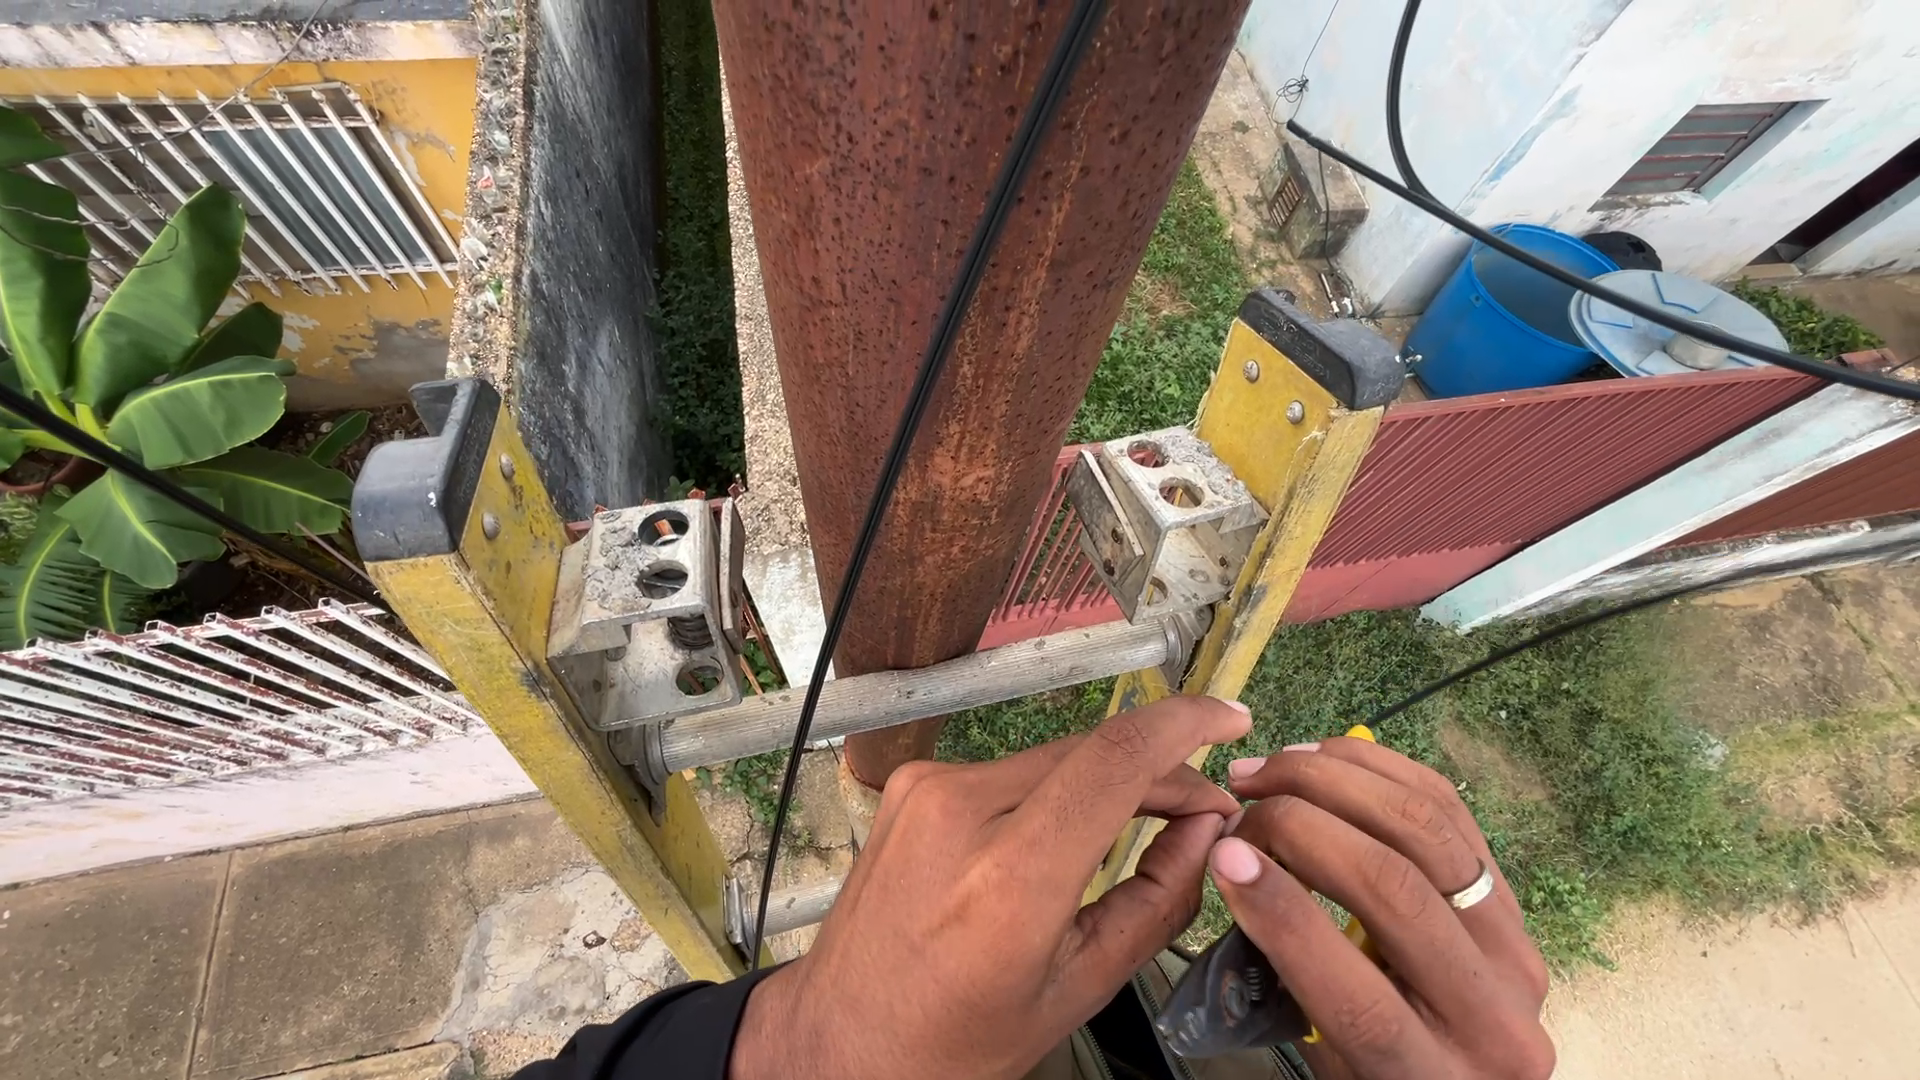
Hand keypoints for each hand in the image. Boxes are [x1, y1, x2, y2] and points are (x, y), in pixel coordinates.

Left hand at [730, 696, 1252, 1079]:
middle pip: (1089, 752)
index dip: (1184, 724)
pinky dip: (1055, 786)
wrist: (841, 1037)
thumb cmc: (959, 1038)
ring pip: (1052, 757)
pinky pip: (1010, 769)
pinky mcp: (912, 781)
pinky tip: (1070, 822)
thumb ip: (1156, 900)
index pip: (1113, 761)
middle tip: (1199, 805)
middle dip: (1157, 767)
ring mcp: (927, 786)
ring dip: (1106, 778)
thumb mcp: (1077, 987)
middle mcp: (959, 810)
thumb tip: (1205, 826)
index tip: (1227, 718)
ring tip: (1143, 815)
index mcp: (1008, 878)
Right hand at [1209, 736, 1552, 1079]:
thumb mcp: (1318, 1051)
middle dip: (1297, 823)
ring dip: (1329, 777)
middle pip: (1394, 886)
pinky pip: (1444, 804)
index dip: (1282, 914)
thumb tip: (1231, 859)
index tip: (1221, 853)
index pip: (1357, 997)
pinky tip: (1317, 754)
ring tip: (1263, 769)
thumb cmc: (1372, 1070)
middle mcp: (1496, 1015)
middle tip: (1238, 803)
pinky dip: (1373, 765)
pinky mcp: (1512, 894)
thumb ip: (1278, 966)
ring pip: (1424, 827)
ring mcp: (1516, 945)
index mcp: (1433, 1079)